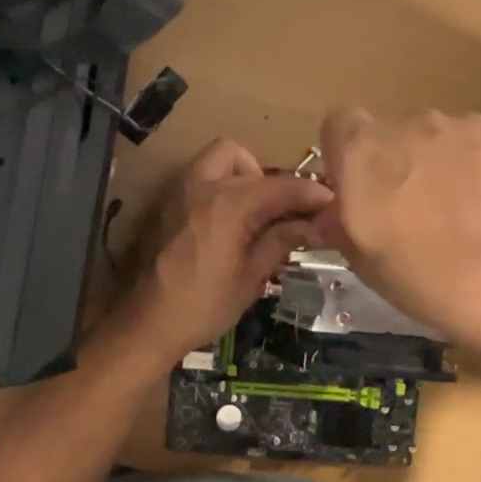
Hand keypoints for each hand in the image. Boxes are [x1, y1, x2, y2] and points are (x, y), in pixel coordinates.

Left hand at [96, 139, 332, 372]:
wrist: (148, 323)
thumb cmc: (204, 305)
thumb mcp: (251, 276)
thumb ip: (281, 240)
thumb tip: (314, 225)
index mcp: (227, 203)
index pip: (280, 185)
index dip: (310, 194)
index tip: (332, 204)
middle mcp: (201, 186)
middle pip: (242, 158)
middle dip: (267, 177)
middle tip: (281, 210)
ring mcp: (177, 193)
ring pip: (214, 161)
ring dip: (239, 176)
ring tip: (254, 214)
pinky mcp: (164, 207)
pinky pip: (197, 180)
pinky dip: (217, 188)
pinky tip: (230, 223)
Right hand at [316, 107, 480, 374]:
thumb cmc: (427, 280)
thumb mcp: (364, 262)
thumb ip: (340, 224)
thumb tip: (334, 211)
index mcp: (364, 154)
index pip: (339, 124)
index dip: (346, 155)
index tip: (358, 188)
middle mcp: (412, 125)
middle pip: (394, 132)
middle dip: (398, 163)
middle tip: (414, 210)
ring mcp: (469, 125)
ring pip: (442, 137)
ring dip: (443, 164)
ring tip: (465, 212)